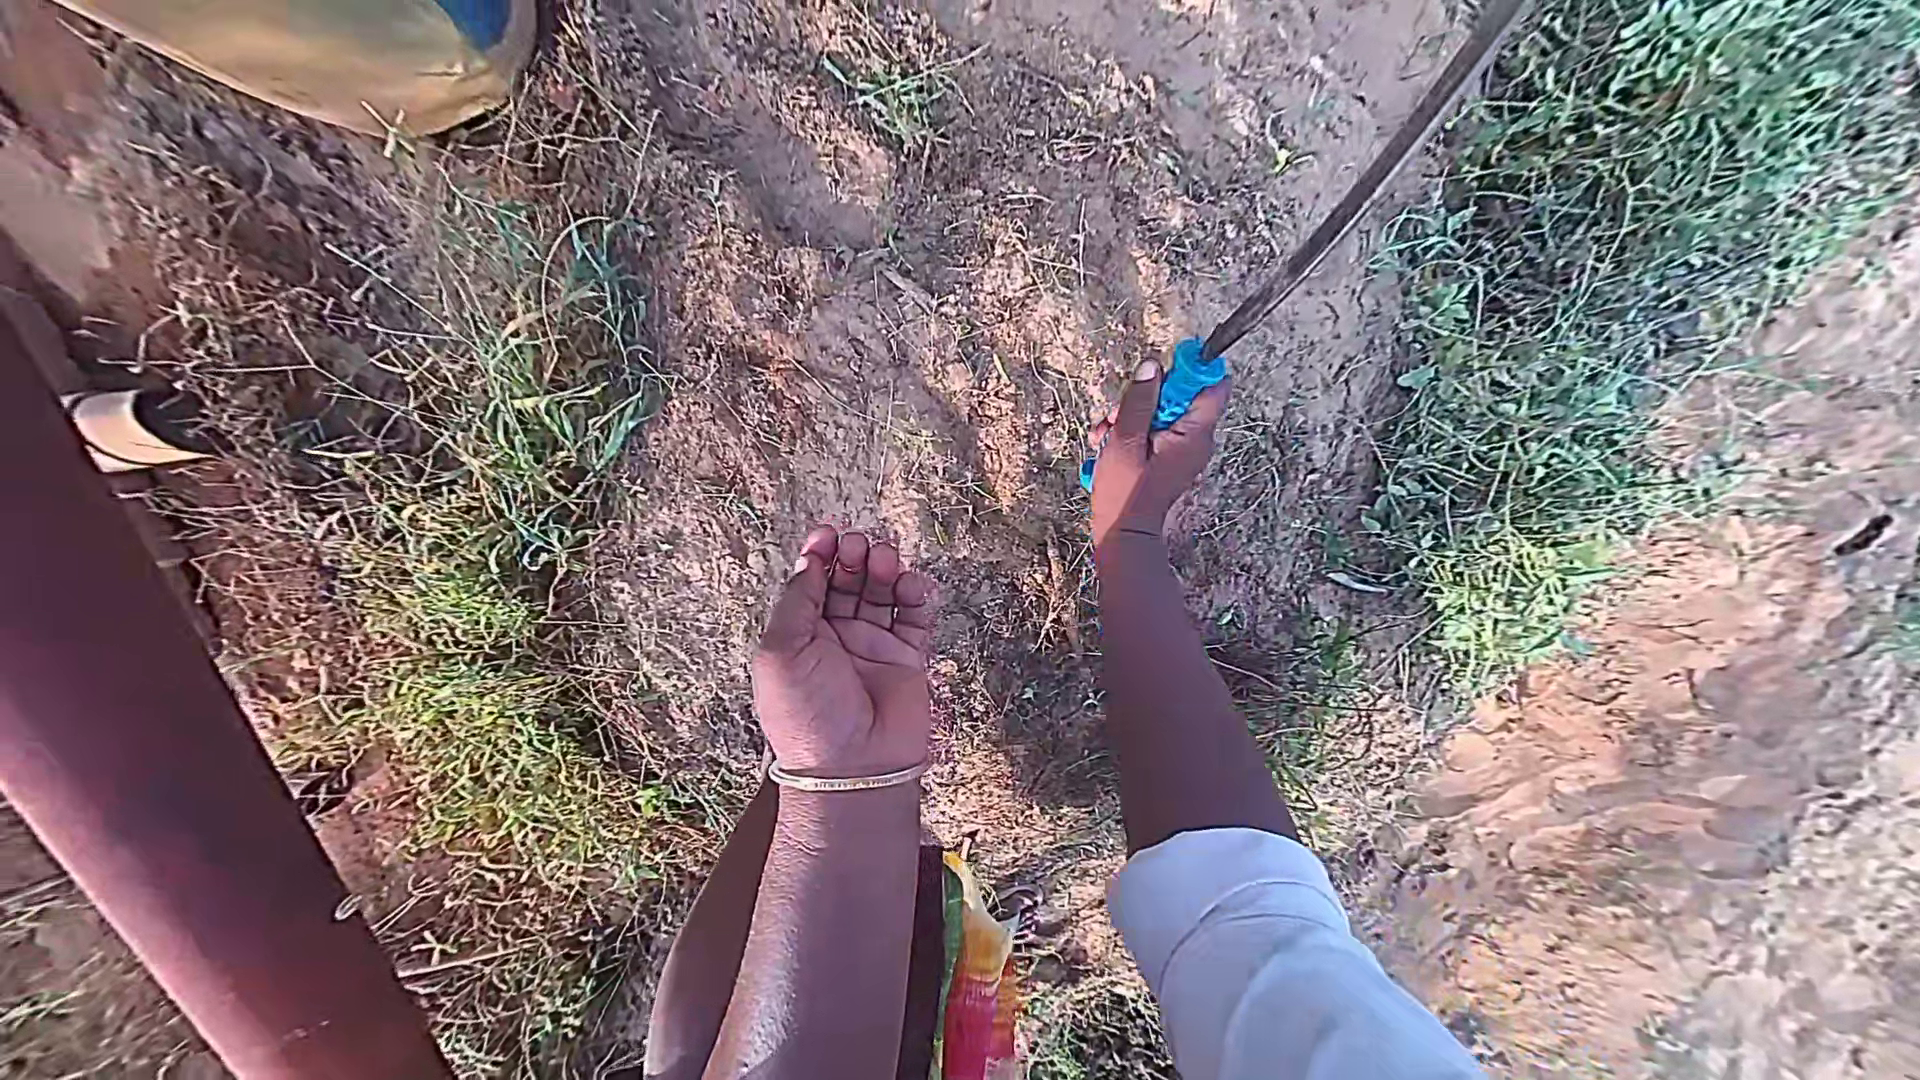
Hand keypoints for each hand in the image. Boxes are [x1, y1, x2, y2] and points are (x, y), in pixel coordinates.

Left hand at [752, 527, 937, 776]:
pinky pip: (913, 618)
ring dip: (883, 571)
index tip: (828, 532)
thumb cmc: (807, 713)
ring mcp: (874, 647)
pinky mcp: (907, 659)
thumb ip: (797, 601)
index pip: (813, 584)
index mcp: (802, 636)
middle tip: (859, 546)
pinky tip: (911, 585)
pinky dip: (914, 596)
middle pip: (849, 583)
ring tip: (884, 560)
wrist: (854, 768)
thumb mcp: (781, 652)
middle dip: (854, 559)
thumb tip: (809, 561)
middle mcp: (837, 638)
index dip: (820, 555)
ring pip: (882, 594)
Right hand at [1088, 359, 1230, 546]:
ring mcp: (1183, 451)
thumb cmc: (1125, 493)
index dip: (1185, 371)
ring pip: (1161, 414)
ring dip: (1131, 417)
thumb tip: (1151, 366)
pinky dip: (1132, 433)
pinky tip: (1109, 444)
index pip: (1211, 385)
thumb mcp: (1125, 440)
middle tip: (1118, 414)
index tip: (1156, 374)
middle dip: (1145, 398)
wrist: (1123, 532)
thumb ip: (1139, 401)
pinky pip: (1155, 433)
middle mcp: (1196, 440)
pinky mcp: (1168, 459)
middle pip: (1180, 397)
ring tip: (1106, 434)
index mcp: (1194, 434)